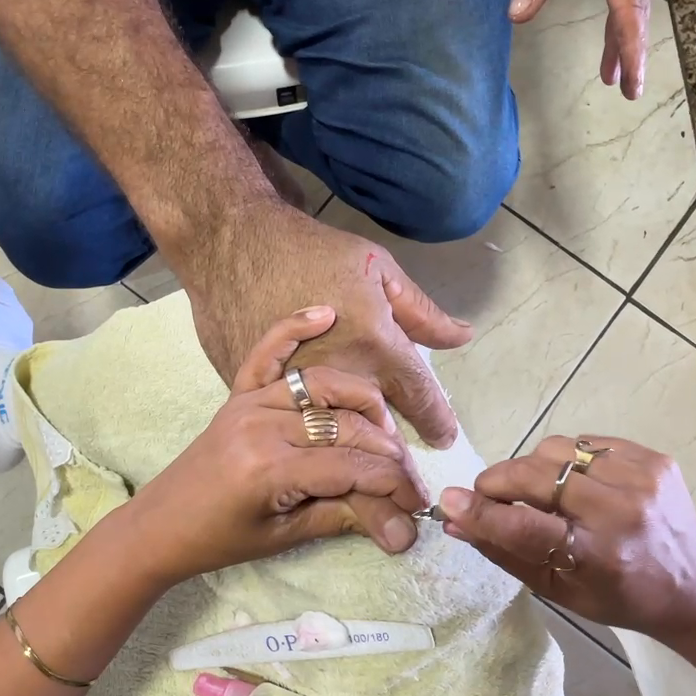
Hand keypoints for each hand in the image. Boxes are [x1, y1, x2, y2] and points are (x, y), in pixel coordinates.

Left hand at [121, 307, 430, 587]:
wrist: (158, 525)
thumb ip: (344, 520)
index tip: (419, 504)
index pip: (352, 466)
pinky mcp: (238, 393)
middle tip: (412, 482)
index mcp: (270, 469)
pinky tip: (326, 314)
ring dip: (364, 401)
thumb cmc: (218, 540)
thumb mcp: (283, 538)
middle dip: (389, 456)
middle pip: (346, 426)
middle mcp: (262, 425)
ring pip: (323, 387)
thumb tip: (406, 532)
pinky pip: (269, 353)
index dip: (394, 485)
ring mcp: (249, 402)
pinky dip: (294, 328)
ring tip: (389, 429)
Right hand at [179, 200, 472, 449]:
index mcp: (377, 348)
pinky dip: (303, 426)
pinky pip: (289, 423)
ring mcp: (297, 393)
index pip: (421, 400)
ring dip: (352, 447)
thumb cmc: (312, 251)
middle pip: (380, 430)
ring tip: (361, 449)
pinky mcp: (257, 399)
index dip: (437, 423)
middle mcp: (341, 380)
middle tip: (399, 447)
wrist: (234, 247)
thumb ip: (421, 312)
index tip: (444, 438)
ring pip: (335, 438)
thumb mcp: (377, 268)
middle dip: (393, 443)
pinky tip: (306, 426)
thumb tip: (461, 337)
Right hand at [437, 435, 695, 637]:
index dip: (482, 511)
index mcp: (600, 557)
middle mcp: (623, 510)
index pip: (526, 526)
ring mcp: (642, 477)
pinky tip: (574, 484)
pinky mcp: (653, 458)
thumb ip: (504, 552)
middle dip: (499, 481)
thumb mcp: (558, 591)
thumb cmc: (619, 598)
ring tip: (540, 493)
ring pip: (556, 448)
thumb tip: (456, 521)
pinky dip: (565, 461)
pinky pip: (585, 443)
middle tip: (487, 495)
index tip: (448, 501)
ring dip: (533, 468)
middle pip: (536, 475)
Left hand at [510, 0, 662, 99]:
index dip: (630, 46)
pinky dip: (624, 4)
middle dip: (631, 47)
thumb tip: (519, 14)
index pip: (627, 5)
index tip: (632, 82)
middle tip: (628, 89)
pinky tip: (616, 22)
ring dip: (625, 31)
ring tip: (615, 71)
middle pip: (636, 3)